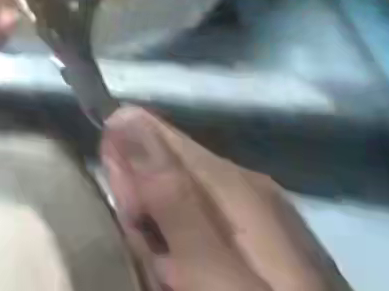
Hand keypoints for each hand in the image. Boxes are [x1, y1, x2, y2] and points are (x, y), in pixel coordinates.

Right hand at [101, 106, 350, 290]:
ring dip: (160, 237)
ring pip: (170, 198)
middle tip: (159, 264)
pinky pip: (196, 227)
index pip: (142, 128)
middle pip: (155, 164)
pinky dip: (184, 254)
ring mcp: (260, 217)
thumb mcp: (215, 274)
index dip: (123, 171)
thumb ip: (169, 195)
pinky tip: (192, 281)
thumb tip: (123, 114)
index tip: (134, 221)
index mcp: (235, 179)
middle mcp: (247, 184)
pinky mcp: (265, 248)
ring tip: (175, 280)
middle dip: (142, 209)